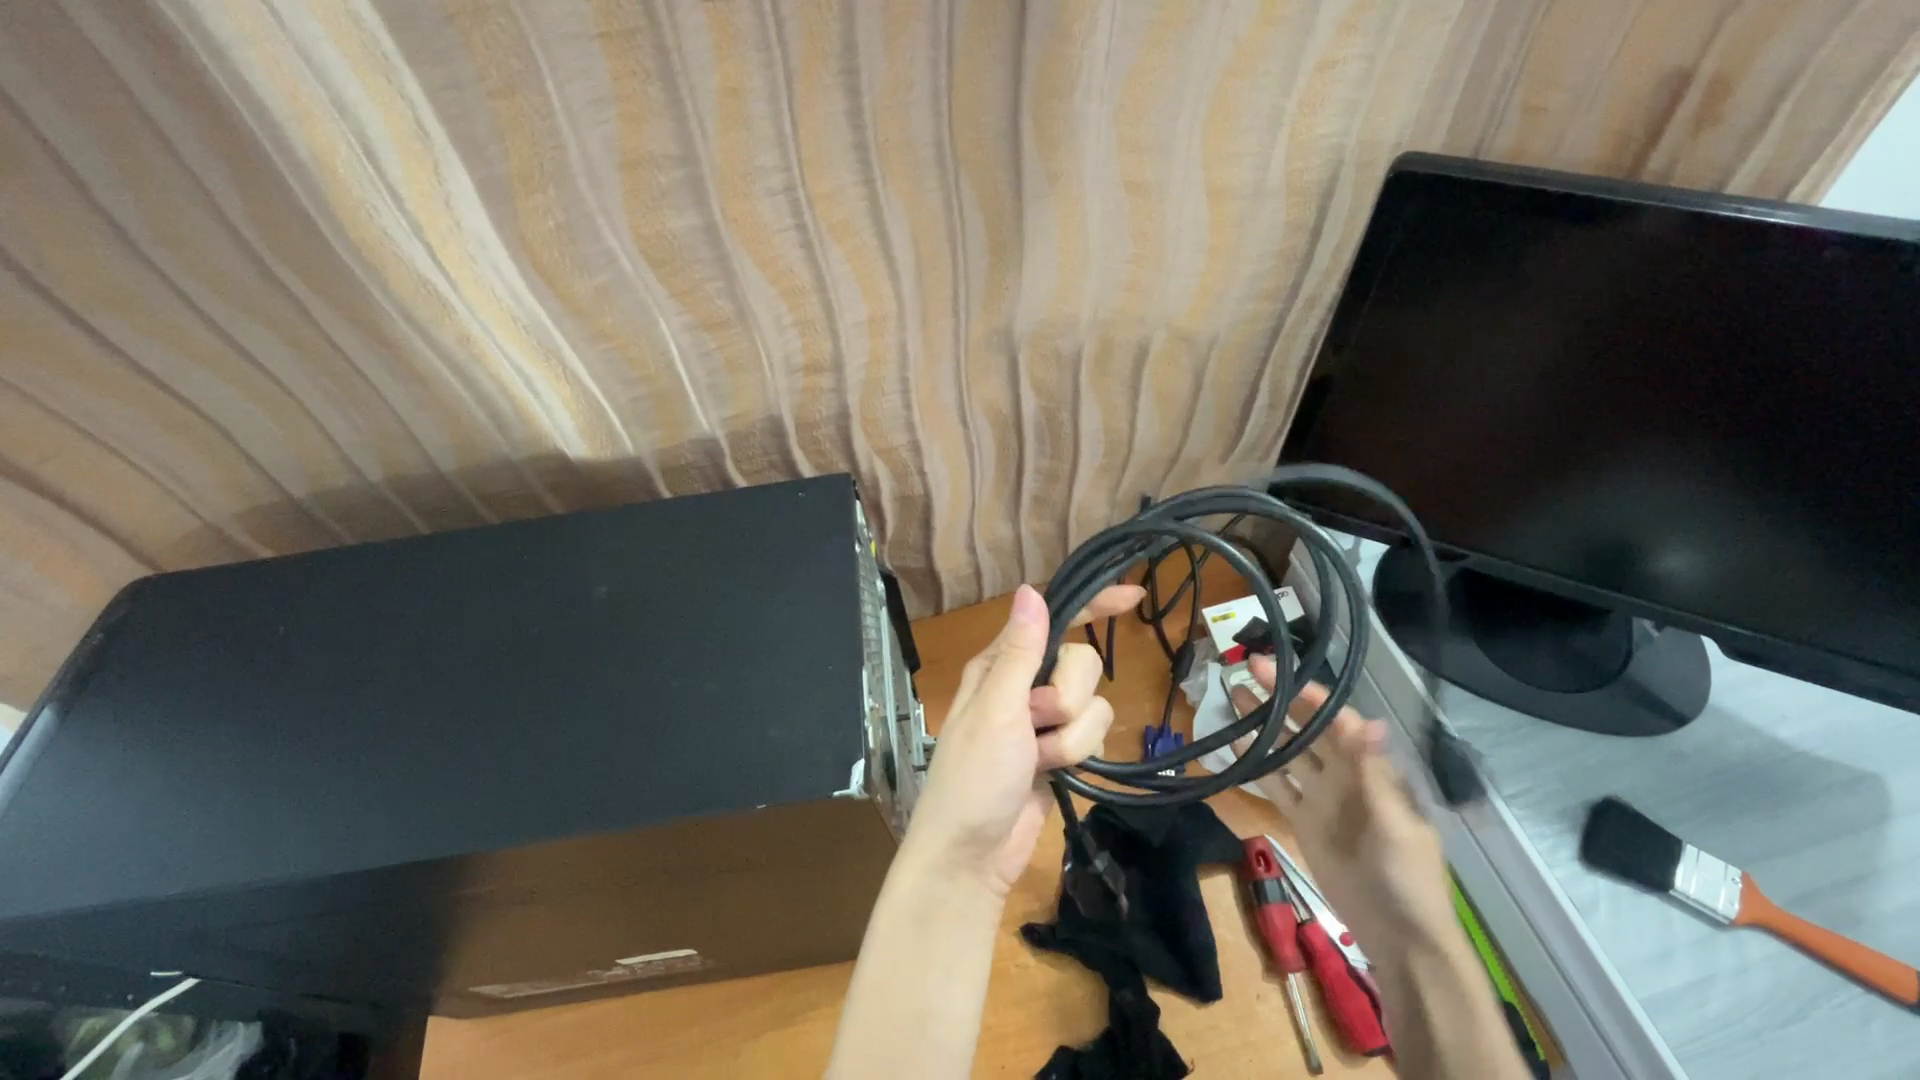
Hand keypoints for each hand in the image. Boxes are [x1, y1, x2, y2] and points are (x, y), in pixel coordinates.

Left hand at [904, 583, 1144, 896]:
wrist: (972, 856)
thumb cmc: (973, 779)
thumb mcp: (994, 710)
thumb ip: (1019, 652)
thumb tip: (1031, 590)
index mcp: (998, 666)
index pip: (1051, 622)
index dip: (1091, 606)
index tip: (1134, 597)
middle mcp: (1022, 686)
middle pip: (1081, 664)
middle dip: (1069, 697)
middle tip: (1036, 722)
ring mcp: (1042, 722)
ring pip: (1093, 704)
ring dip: (1071, 737)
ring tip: (1038, 759)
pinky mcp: (1059, 752)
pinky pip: (1092, 735)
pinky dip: (1076, 755)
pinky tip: (1049, 773)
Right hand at [1233, 655, 1455, 944]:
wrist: (1399, 934)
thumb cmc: (1407, 876)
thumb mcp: (1394, 823)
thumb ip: (1373, 773)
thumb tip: (1368, 721)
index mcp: (1373, 769)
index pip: (1337, 721)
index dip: (1308, 696)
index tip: (1277, 673)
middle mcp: (1345, 775)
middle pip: (1308, 729)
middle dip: (1281, 700)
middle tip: (1246, 669)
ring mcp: (1322, 798)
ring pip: (1289, 752)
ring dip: (1265, 726)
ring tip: (1234, 696)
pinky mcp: (1303, 822)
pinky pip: (1278, 787)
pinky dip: (1258, 765)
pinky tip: (1236, 745)